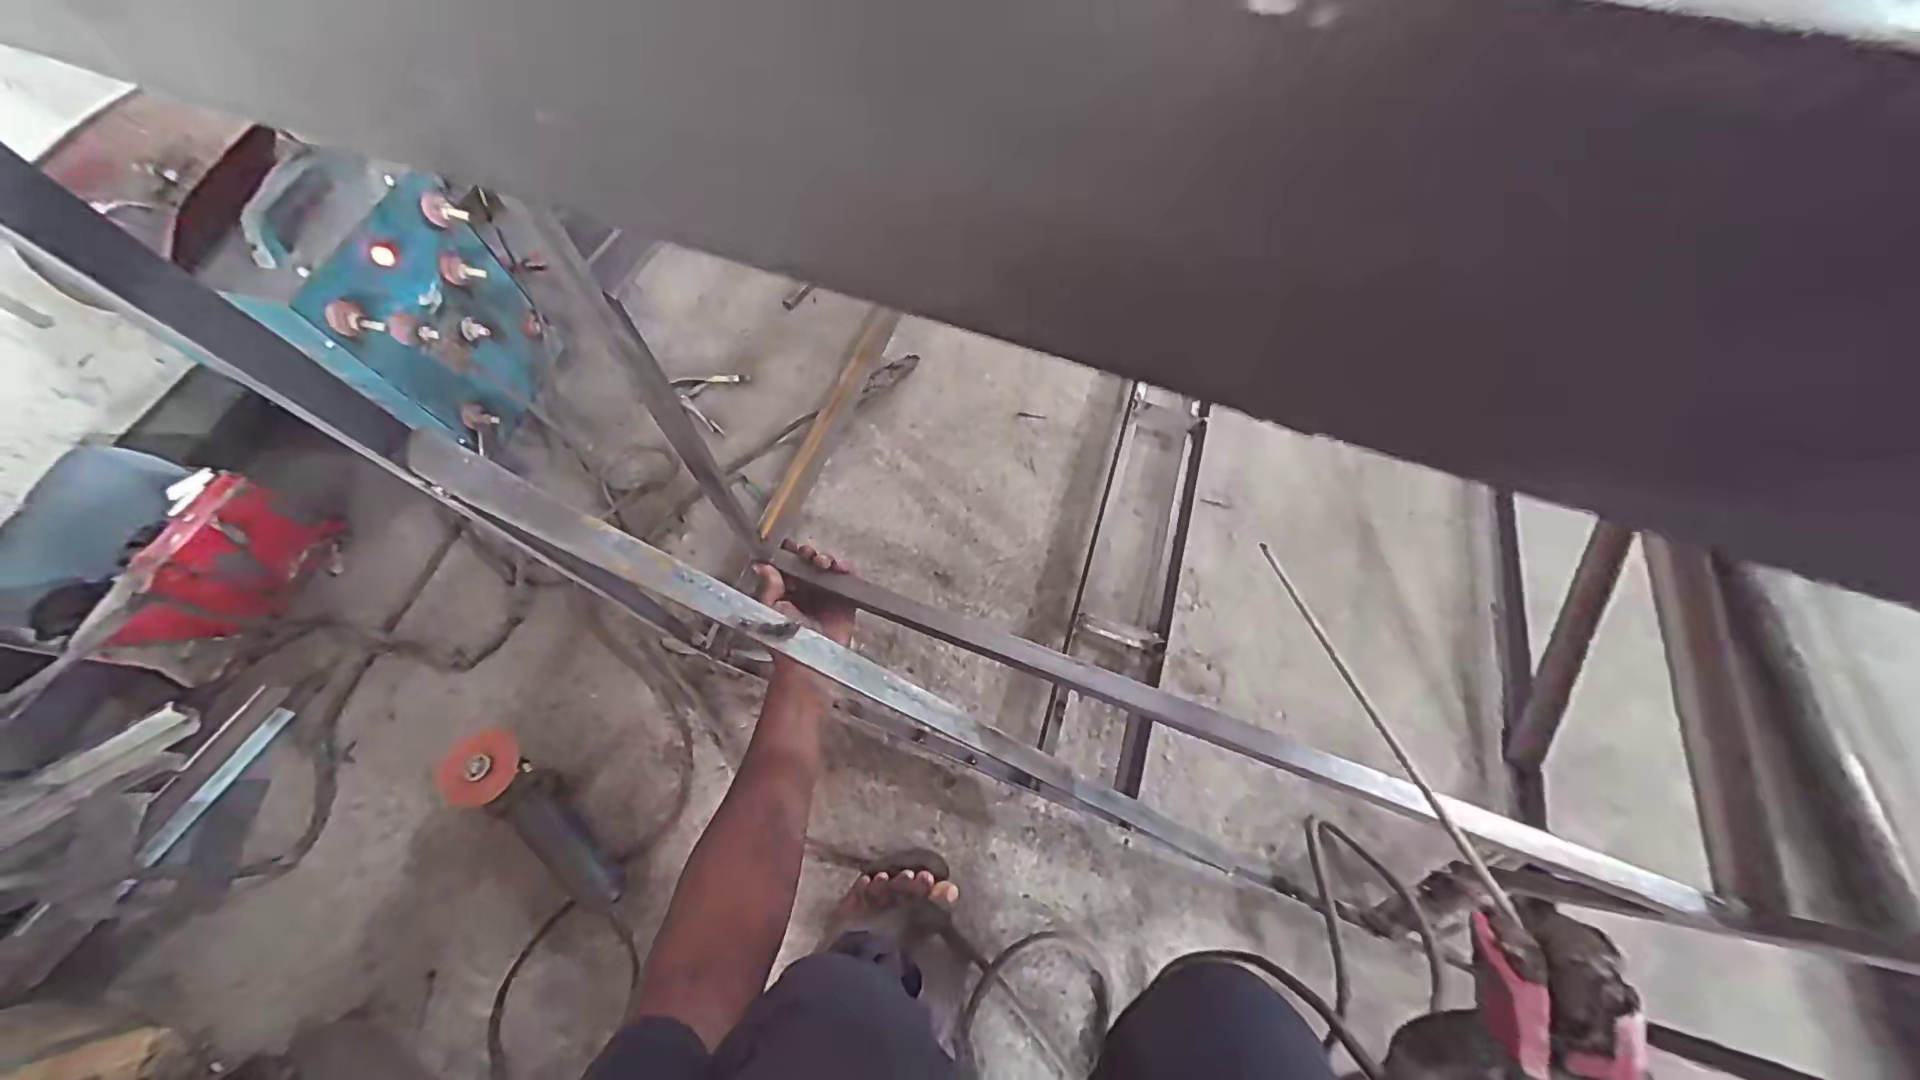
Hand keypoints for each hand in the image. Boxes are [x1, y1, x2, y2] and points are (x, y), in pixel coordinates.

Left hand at [751, 539, 855, 646]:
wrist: (807, 658)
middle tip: (807, 554)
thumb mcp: (769, 610)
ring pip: (829, 566)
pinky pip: (847, 579)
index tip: (789, 545)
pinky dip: (846, 569)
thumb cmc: (784, 637)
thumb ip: (768, 588)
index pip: (789, 564)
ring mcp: (827, 593)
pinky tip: (840, 567)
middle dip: (809, 553)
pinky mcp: (845, 599)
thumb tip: (762, 566)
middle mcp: (807, 588)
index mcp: (787, 589)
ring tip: (822, 562)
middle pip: (810, 561)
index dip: (790, 552)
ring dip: (826, 558)